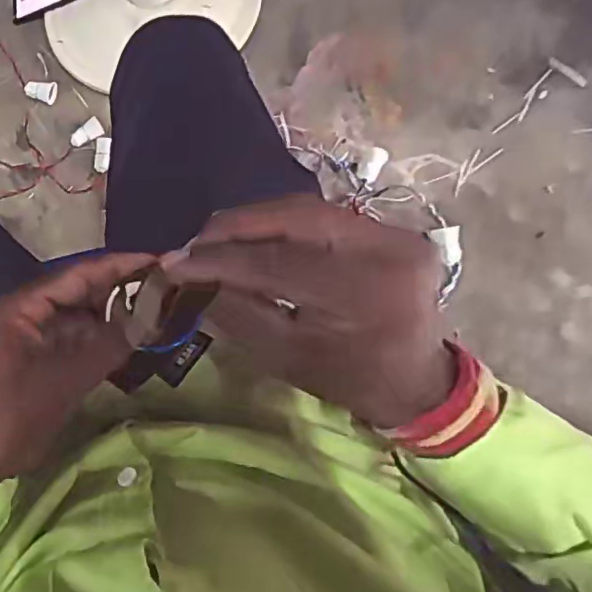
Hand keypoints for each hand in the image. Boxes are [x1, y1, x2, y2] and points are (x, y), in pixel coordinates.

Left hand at [0, 252, 157, 480]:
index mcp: (24, 306)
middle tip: (168, 284)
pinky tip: (137, 336)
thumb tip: (152, 317)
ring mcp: (38, 334)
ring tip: (161, 307)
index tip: (159, 259)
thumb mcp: (65, 377)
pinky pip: (81, 336)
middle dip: (122, 287)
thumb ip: (109, 344)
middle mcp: (30, 312)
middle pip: (82, 290)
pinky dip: (106, 335)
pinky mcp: (46, 356)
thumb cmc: (15, 411)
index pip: (77, 274)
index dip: (119, 265)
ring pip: (84, 313)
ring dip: (117, 312)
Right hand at [163, 194, 455, 427]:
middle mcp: (387, 249)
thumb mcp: (284, 356)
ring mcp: (396, 232)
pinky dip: (279, 223)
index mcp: (362, 292)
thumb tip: (191, 277)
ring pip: (307, 209)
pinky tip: (251, 238)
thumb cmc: (348, 379)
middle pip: (295, 216)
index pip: (276, 261)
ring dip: (253, 221)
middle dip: (234, 226)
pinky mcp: (392, 229)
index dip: (219, 259)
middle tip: (192, 243)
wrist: (417, 382)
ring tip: (213, 240)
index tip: (174, 264)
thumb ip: (237, 312)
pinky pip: (322, 216)